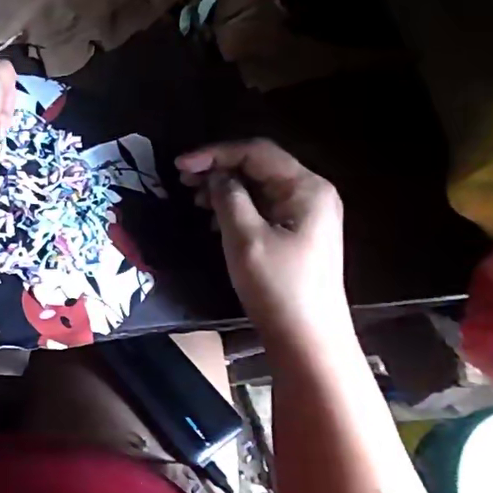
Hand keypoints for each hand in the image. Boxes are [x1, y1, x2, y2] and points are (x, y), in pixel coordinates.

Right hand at [176, 140, 349, 342]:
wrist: (308, 340)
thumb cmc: (278, 287)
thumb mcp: (246, 238)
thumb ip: (229, 197)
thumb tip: (216, 176)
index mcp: (306, 188)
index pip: (257, 152)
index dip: (215, 153)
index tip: (180, 166)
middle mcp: (312, 193)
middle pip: (260, 166)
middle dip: (220, 169)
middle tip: (184, 182)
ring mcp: (308, 215)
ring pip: (260, 187)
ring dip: (226, 189)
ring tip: (196, 202)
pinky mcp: (300, 234)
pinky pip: (265, 207)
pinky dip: (238, 207)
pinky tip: (216, 220)